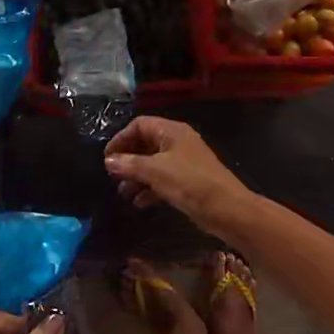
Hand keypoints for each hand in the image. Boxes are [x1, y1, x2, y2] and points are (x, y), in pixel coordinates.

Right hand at [104, 117, 252, 229]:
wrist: (226, 208)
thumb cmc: (189, 183)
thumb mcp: (155, 171)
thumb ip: (129, 164)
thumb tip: (108, 161)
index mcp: (172, 131)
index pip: (140, 125)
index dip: (121, 138)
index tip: (107, 157)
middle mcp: (178, 142)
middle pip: (145, 144)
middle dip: (128, 160)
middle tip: (112, 176)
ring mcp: (183, 162)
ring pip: (153, 164)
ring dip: (136, 177)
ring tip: (122, 193)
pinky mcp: (187, 181)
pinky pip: (162, 179)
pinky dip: (149, 189)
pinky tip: (139, 203)